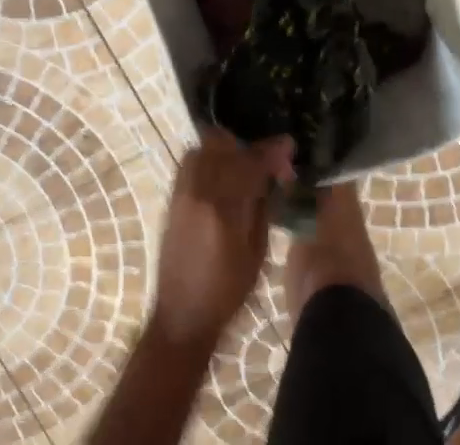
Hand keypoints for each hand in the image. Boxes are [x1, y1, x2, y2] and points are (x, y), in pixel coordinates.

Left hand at [151, 131, 295, 349]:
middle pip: (222, 145)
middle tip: (266, 160)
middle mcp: (198, 195)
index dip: (272, 151)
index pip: (250, 163)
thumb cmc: (228, 291)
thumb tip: (273, 174)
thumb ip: (262, 206)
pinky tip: (224, 174)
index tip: (288, 145)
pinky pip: (190, 163)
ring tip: (244, 165)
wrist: (182, 314)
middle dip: (248, 146)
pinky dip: (209, 159)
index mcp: (224, 211)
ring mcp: (181, 195)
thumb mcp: (257, 252)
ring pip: (202, 149)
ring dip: (226, 149)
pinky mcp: (171, 200)